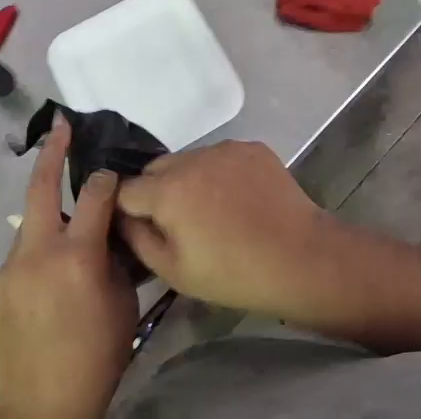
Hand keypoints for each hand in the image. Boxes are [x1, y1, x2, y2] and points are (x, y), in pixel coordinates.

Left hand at [0, 115, 137, 418]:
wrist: (41, 407)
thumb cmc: (96, 357)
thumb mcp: (123, 303)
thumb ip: (117, 258)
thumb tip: (112, 231)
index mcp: (76, 257)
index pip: (96, 194)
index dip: (108, 179)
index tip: (114, 174)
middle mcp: (38, 253)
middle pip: (41, 188)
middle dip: (52, 152)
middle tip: (62, 126)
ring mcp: (11, 268)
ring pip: (32, 223)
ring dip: (51, 213)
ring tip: (72, 221)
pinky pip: (23, 252)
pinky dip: (40, 246)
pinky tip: (54, 266)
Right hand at [115, 140, 353, 319]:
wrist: (299, 256)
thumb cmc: (232, 273)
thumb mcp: (174, 270)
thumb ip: (137, 239)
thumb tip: (121, 217)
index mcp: (167, 189)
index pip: (125, 189)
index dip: (126, 209)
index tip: (139, 227)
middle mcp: (192, 158)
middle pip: (156, 169)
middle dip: (156, 191)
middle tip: (178, 224)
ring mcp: (225, 149)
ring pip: (189, 160)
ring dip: (188, 180)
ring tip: (212, 212)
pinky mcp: (252, 148)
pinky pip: (221, 157)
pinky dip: (219, 174)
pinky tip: (237, 201)